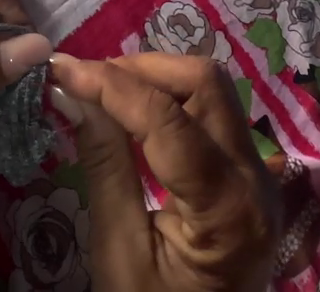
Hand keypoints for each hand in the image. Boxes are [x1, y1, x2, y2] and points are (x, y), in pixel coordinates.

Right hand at [51, 54, 281, 291]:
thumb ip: (103, 164)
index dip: (109, 83)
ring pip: (211, 88)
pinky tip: (134, 110)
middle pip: (204, 83)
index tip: (61, 68)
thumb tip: (72, 93)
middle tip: (89, 82)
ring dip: (156, 76)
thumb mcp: (119, 251)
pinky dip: (170, 96)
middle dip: (141, 68)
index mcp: (225, 208)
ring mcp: (258, 172)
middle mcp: (254, 178)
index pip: (166, 117)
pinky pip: (212, 110)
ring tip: (106, 92)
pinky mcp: (249, 171)